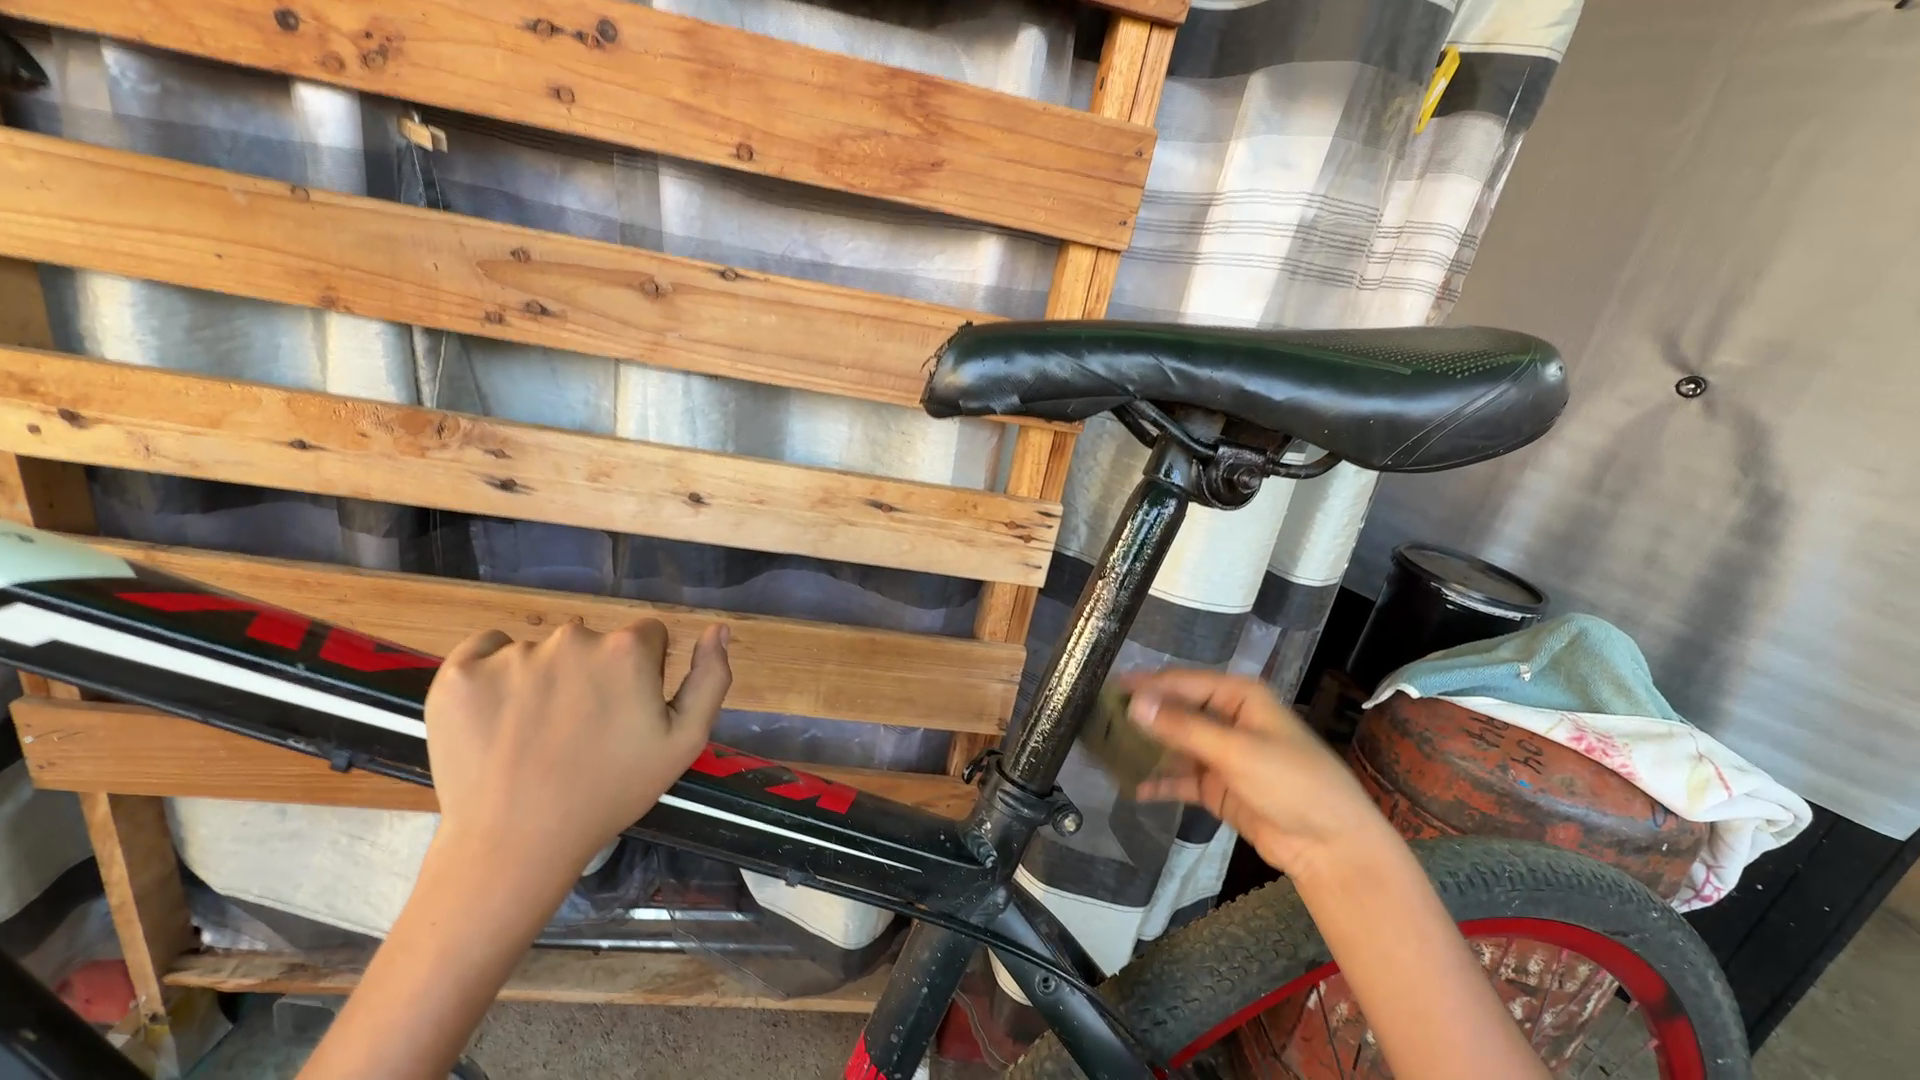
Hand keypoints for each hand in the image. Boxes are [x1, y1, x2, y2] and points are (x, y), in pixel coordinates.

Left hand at [423, 618, 731, 882]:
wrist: (516, 843)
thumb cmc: (610, 793)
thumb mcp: (683, 743)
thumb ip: (710, 679)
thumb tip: (717, 629)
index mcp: (627, 651)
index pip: (646, 637)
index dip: (643, 674)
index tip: (626, 713)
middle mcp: (572, 638)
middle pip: (594, 641)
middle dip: (594, 674)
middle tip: (582, 731)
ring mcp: (512, 654)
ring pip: (542, 651)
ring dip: (545, 678)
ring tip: (536, 735)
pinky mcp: (461, 672)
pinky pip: (485, 650)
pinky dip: (493, 674)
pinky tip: (498, 715)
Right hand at [1125, 670, 1395, 878]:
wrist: (1330, 845)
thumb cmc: (1292, 783)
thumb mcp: (1236, 751)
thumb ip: (1183, 728)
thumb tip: (1134, 703)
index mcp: (1238, 695)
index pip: (1181, 682)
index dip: (1145, 684)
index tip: (1106, 688)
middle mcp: (1227, 718)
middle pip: (1175, 711)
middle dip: (1141, 717)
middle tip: (1097, 720)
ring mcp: (1221, 753)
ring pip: (1173, 745)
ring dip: (1146, 750)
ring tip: (1104, 752)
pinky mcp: (1217, 786)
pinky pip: (1180, 778)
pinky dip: (1159, 782)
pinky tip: (1133, 787)